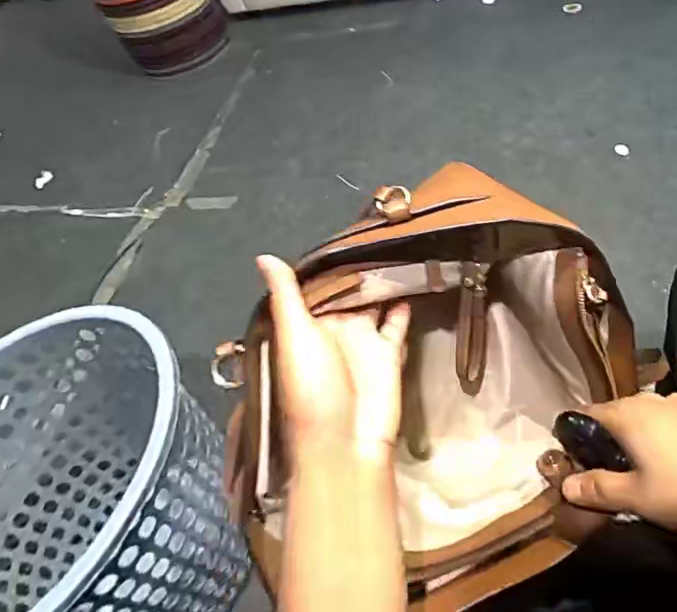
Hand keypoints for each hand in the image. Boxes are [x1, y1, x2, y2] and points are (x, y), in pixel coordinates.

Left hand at [256, 255, 410, 464]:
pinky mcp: (388, 352)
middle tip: (375, 234)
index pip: (318, 285)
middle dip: (360, 267)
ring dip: (383, 281)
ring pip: (374, 301)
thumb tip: (264, 257)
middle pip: (349, 290)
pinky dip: (403, 305)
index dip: (329, 262)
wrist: (345, 443)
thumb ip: (286, 295)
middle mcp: (336, 327)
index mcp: (308, 324)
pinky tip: (411, 284)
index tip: (341, 232)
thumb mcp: (294, 337)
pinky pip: (396, 323)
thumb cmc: (312, 389)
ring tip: (397, 250)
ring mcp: (363, 339)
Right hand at [558, 394, 676, 534]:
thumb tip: (565, 485)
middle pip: (614, 413)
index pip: (585, 414)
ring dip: (637, 436)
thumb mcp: (639, 498)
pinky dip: (662, 435)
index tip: (575, 458)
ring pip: (643, 416)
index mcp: (625, 414)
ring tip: (645, 467)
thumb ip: (599, 490)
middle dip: (607, 438)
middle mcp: (645, 399)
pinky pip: (668, 420)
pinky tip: (676, 460)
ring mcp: (676, 401)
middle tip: (610, 470)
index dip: (574, 435)